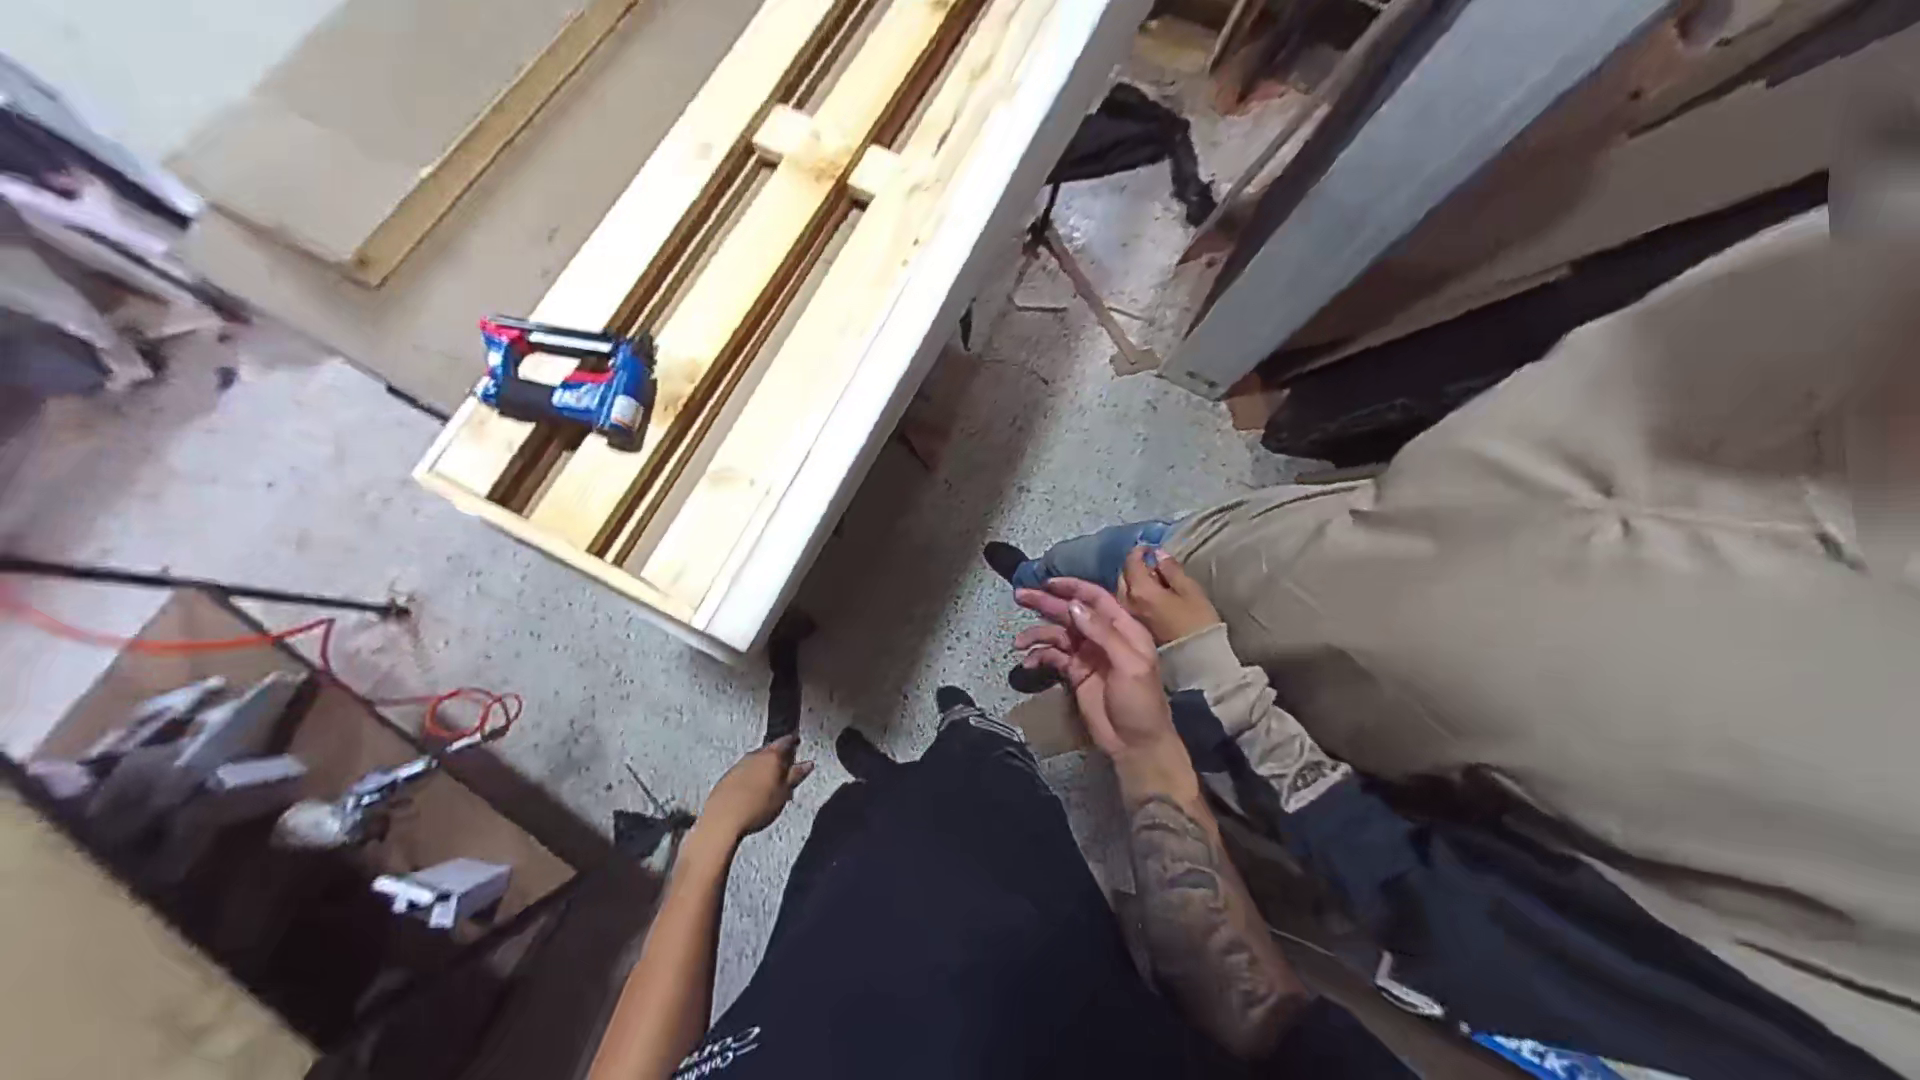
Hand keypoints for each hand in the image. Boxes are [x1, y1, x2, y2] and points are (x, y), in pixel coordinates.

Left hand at [697, 735, 813, 841]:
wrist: (723, 819)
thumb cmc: (758, 806)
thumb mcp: (783, 792)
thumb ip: (796, 775)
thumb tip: (808, 764)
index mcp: (772, 756)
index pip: (786, 741)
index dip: (793, 741)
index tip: (797, 742)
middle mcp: (755, 755)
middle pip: (770, 749)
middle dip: (779, 755)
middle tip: (786, 764)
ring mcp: (739, 765)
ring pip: (757, 760)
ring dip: (764, 766)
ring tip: (771, 780)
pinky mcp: (727, 777)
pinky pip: (745, 770)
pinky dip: (752, 775)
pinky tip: (753, 788)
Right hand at [1014, 578, 1183, 772]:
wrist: (1136, 744)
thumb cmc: (1141, 703)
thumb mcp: (1129, 665)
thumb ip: (1103, 633)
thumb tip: (1074, 606)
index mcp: (1123, 629)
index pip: (1095, 599)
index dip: (1072, 587)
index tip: (1047, 582)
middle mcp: (1103, 637)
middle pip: (1071, 612)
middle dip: (1046, 604)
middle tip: (1020, 596)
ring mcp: (1088, 654)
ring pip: (1058, 634)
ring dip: (1037, 634)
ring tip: (1019, 642)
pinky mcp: (1075, 673)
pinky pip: (1053, 657)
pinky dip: (1039, 657)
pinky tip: (1029, 663)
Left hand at [1118, 548, 1220, 644]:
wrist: (1197, 659)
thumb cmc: (1198, 622)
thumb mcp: (1190, 591)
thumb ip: (1171, 570)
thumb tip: (1157, 554)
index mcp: (1140, 590)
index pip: (1131, 563)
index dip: (1139, 551)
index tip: (1149, 547)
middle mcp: (1127, 601)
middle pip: (1122, 576)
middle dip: (1133, 566)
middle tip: (1149, 563)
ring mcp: (1127, 616)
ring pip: (1122, 590)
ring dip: (1132, 580)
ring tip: (1150, 578)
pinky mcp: (1131, 627)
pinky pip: (1125, 604)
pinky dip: (1133, 594)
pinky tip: (1147, 595)